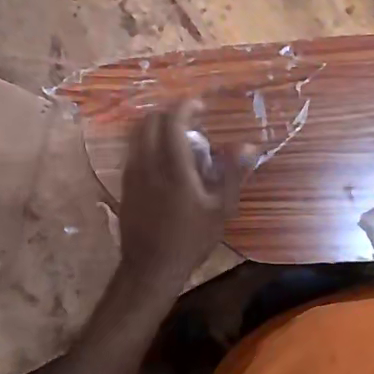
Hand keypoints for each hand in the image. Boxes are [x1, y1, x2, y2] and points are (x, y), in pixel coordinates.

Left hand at [116, 100, 255, 285]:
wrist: (150, 268)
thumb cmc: (191, 239)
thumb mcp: (221, 209)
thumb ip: (233, 173)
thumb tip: (249, 146)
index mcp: (173, 168)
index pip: (172, 122)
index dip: (185, 107)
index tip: (200, 105)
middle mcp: (147, 164)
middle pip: (149, 122)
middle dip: (169, 113)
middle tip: (190, 119)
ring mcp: (131, 174)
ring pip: (136, 135)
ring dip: (156, 126)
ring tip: (177, 135)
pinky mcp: (124, 185)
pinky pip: (133, 151)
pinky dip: (147, 142)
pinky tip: (163, 158)